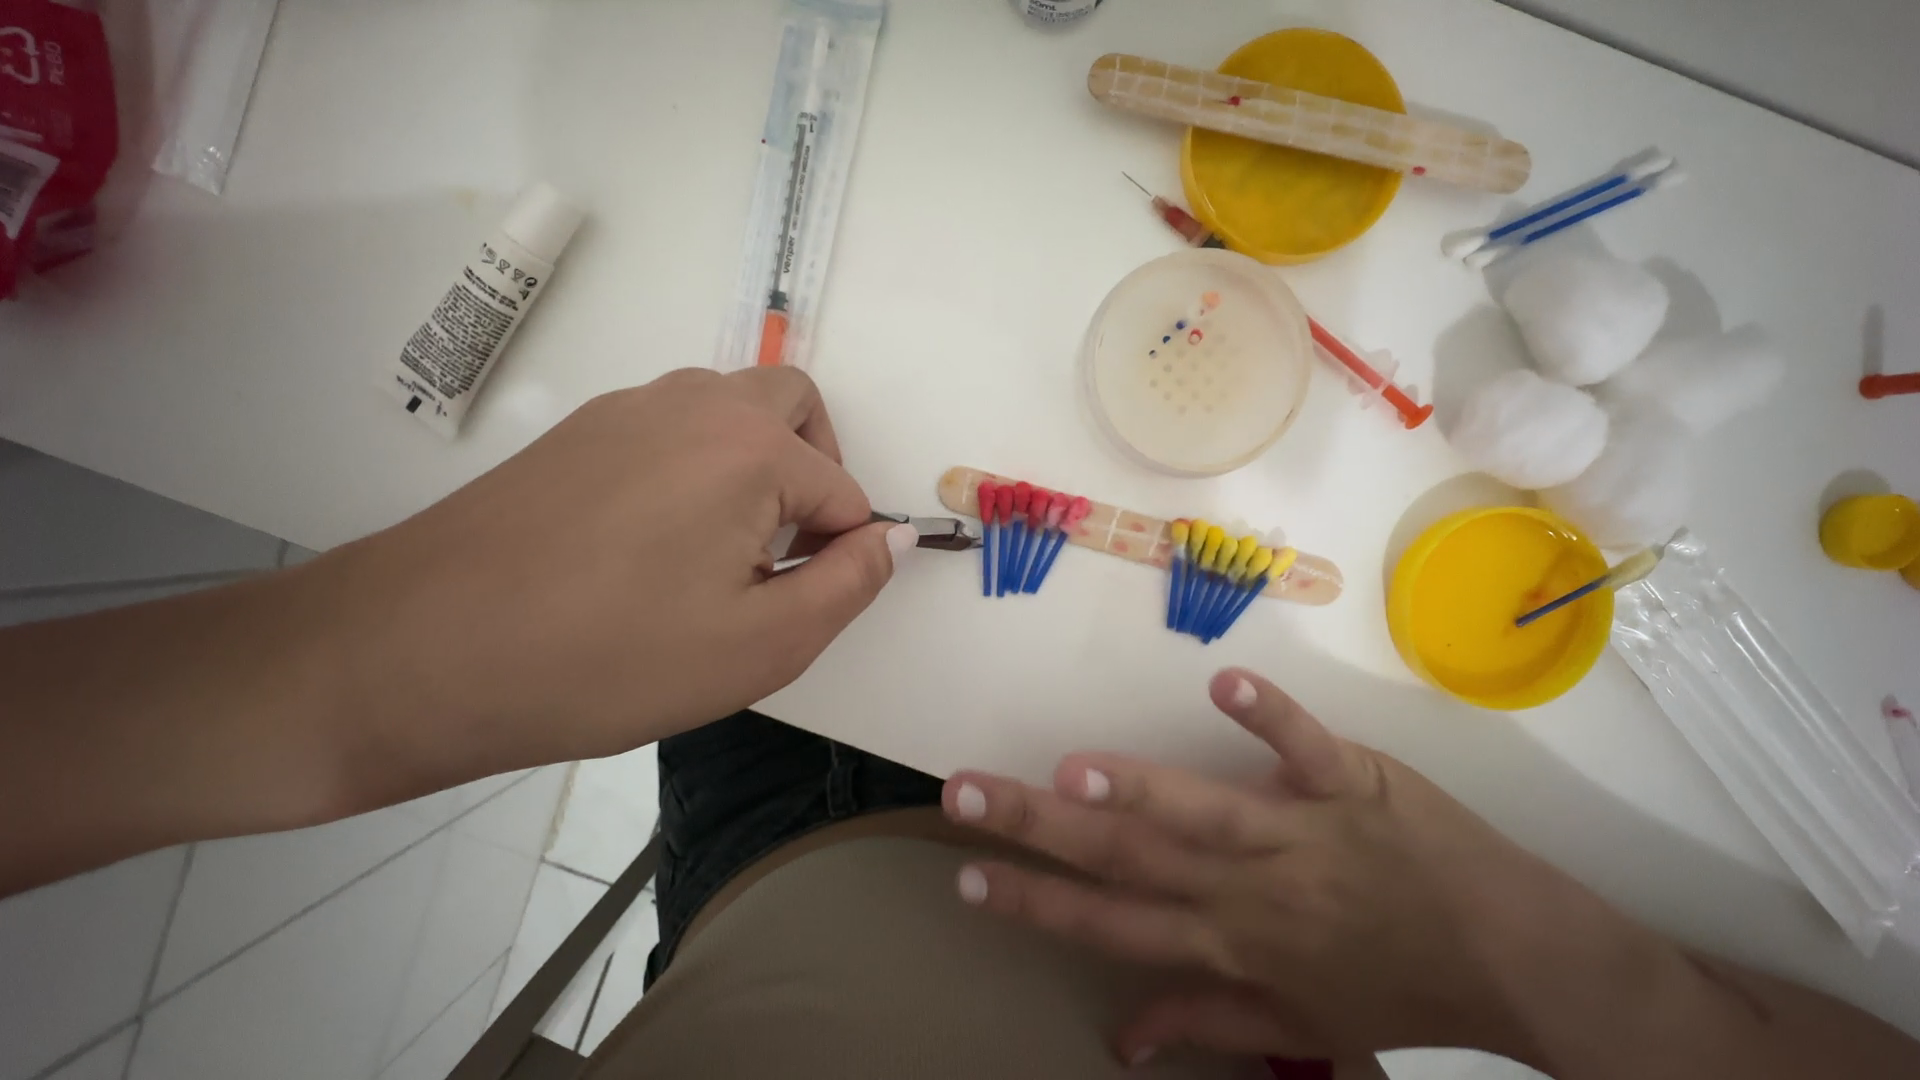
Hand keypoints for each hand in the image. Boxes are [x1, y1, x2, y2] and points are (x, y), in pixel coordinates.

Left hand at [315, 367, 914, 775]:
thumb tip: (894, 537)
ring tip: (722, 552)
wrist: (416, 656)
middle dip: (817, 470)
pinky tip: (653, 545)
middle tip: (787, 552)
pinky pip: (668, 428)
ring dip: (756, 463)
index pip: (844, 490)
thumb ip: (851, 583)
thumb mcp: (764, 644)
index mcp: (749, 447)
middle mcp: (691, 403)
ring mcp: (624, 410)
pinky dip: (696, 467)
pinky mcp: (575, 433)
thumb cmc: (611, 659)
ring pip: (727, 409)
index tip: (805, 608)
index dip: (844, 553)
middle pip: (794, 406)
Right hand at [941, 669, 1644, 1067]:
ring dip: (1140, 788)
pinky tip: (1224, 685)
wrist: (1519, 962)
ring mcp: (1301, 833)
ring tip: (1072, 769)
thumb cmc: (1396, 992)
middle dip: (1039, 828)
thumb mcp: (1296, 1028)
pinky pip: (1306, 750)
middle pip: (1129, 856)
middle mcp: (1248, 890)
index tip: (966, 877)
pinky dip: (1269, 720)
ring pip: (1206, 811)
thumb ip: (1202, 1018)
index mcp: (1229, 941)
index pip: (1110, 923)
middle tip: (967, 793)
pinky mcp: (1354, 785)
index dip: (1033, 903)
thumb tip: (1116, 1040)